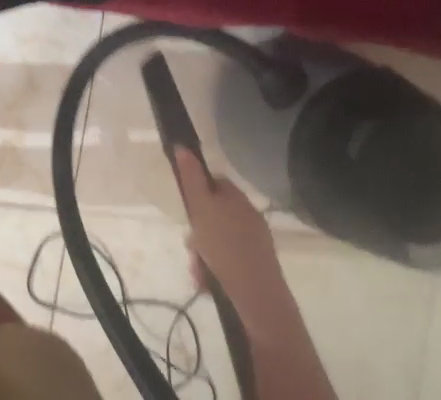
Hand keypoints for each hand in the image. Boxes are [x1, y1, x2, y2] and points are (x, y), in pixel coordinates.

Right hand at [173, 148, 301, 332]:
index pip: (215, 182)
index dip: (197, 192)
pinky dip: (214, 271)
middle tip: (191, 247)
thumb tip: (182, 146)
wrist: (257, 295)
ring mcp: (254, 242)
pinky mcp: (255, 266)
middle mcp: (248, 216)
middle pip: (213, 215)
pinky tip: (207, 283)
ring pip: (217, 242)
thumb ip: (191, 179)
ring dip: (202, 255)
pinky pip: (227, 262)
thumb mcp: (201, 208)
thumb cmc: (225, 246)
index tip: (187, 209)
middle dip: (197, 232)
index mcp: (238, 198)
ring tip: (198, 271)